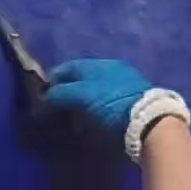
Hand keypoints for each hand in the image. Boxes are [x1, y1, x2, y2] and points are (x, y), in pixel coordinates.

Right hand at [43, 58, 189, 162]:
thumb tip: (43, 99)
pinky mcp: (127, 102)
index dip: (49, 83)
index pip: (64, 69)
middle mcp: (109, 71)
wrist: (150, 122)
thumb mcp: (80, 95)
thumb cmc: (110, 104)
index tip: (41, 100)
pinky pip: (100, 105)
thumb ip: (57, 94)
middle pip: (76, 82)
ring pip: (87, 95)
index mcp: (97, 64)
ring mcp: (120, 86)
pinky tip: (88, 125)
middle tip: (55, 114)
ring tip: (71, 123)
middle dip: (62, 97)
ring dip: (75, 108)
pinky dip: (90, 114)